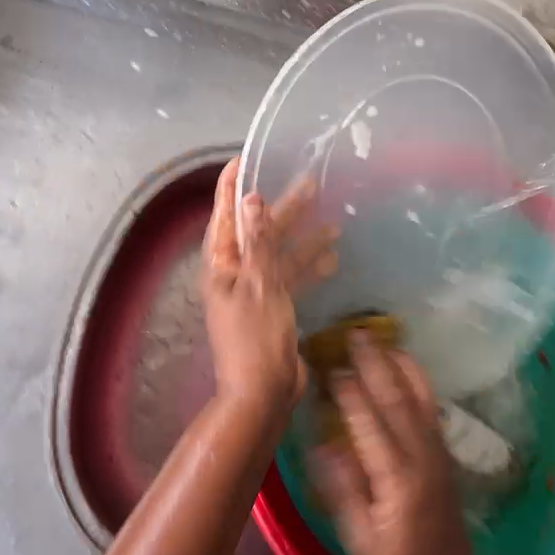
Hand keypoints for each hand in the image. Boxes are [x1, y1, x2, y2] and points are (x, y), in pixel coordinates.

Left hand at [202, 157, 335, 417]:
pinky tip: (333, 257)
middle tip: (310, 182)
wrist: (262, 395)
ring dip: (302, 236)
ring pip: (278, 253)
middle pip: (258, 231)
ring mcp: (253, 291)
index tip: (245, 158)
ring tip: (332, 217)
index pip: (224, 214)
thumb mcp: (260, 284)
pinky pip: (290, 278)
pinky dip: (308, 266)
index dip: (232, 185)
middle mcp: (234, 273)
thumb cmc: (256, 338)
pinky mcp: (272, 308)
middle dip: (282, 207)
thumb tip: (250, 197)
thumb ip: (258, 240)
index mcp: (221, 264)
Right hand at [314, 335, 502, 554]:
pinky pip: (430, 403)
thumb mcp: (360, 538)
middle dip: (374, 363)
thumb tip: (319, 444)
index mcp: (397, 479)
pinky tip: (403, 361)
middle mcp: (422, 456)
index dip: (348, 391)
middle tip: (354, 333)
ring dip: (397, 362)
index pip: (369, 422)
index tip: (327, 365)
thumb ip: (342, 491)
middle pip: (397, 398)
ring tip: (377, 337)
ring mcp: (438, 449)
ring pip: (419, 394)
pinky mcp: (445, 449)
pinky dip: (415, 376)